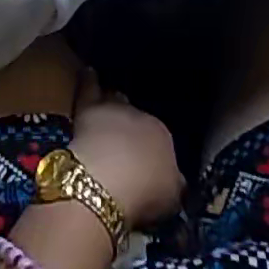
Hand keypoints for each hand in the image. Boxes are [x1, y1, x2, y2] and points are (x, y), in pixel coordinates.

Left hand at [68, 70, 184, 226]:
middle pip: (138, 119)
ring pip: (118, 98)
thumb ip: (174, 186)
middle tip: (126, 139)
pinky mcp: (88, 110)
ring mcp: (116, 110)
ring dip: (116, 101)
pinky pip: (89, 89)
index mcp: (164, 137)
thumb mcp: (169, 197)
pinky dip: (89, 80)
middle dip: (133, 127)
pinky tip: (88, 71)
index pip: (160, 141)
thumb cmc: (143, 192)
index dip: (151, 154)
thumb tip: (179, 182)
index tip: (143, 168)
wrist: (108, 180)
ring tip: (114, 97)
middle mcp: (143, 117)